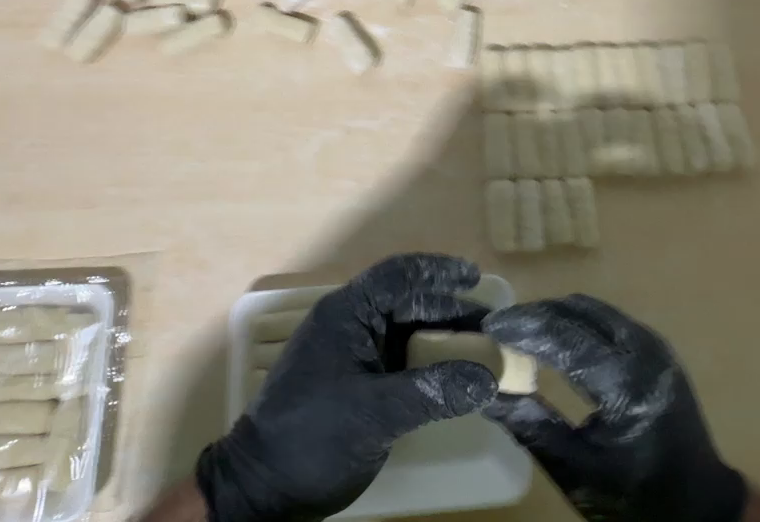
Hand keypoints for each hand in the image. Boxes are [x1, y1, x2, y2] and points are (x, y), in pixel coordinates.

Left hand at [194, 253, 499, 520]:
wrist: (265, 487)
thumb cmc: (311, 434)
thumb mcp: (374, 412)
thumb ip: (431, 391)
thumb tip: (487, 378)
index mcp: (346, 313)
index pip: (397, 275)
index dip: (437, 271)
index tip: (474, 278)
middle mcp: (352, 324)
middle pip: (409, 303)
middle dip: (451, 311)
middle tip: (494, 328)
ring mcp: (356, 354)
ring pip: (409, 333)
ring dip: (444, 339)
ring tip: (485, 350)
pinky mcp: (361, 383)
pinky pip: (404, 362)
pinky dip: (432, 365)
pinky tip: (457, 377)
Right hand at [483, 295, 748, 521]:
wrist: (703, 506)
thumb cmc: (637, 498)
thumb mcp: (577, 473)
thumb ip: (531, 427)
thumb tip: (485, 392)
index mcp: (626, 385)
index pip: (562, 336)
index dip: (521, 326)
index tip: (487, 326)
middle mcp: (643, 351)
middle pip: (575, 311)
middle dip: (534, 315)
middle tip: (499, 329)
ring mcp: (654, 343)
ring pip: (590, 308)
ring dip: (554, 315)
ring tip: (520, 333)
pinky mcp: (656, 345)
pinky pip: (606, 318)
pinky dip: (575, 321)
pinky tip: (554, 340)